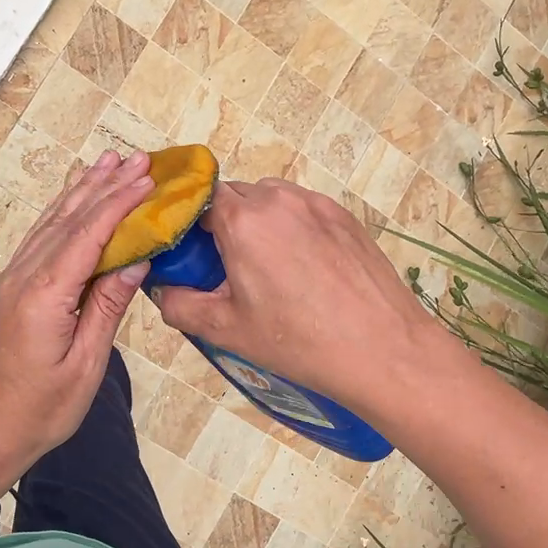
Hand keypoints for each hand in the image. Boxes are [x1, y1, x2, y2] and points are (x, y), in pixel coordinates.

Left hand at [0, 149, 154, 475]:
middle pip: (68, 218)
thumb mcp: (84, 365)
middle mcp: (23, 276)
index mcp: (44, 295)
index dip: (119, 203)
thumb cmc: (40, 409)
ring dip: (82, 190)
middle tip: (135, 157)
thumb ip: (107, 307)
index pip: (87, 235)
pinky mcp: (10, 285)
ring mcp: (12, 278)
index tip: (147, 178)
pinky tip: (75, 199)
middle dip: (104, 185)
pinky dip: (62, 212)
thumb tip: (137, 260)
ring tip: (107, 162)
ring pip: (51, 222)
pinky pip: (40, 237)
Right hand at [150, 178, 479, 421]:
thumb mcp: (226, 330)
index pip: (200, 197)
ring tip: (268, 268)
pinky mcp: (345, 217)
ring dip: (259, 223)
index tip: (190, 250)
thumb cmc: (299, 341)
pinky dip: (292, 228)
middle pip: (235, 195)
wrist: (385, 351)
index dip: (190, 220)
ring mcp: (317, 205)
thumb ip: (180, 305)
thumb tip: (162, 292)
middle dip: (224, 223)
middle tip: (226, 267)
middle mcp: (279, 200)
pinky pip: (303, 210)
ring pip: (271, 200)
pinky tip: (303, 270)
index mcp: (243, 221)